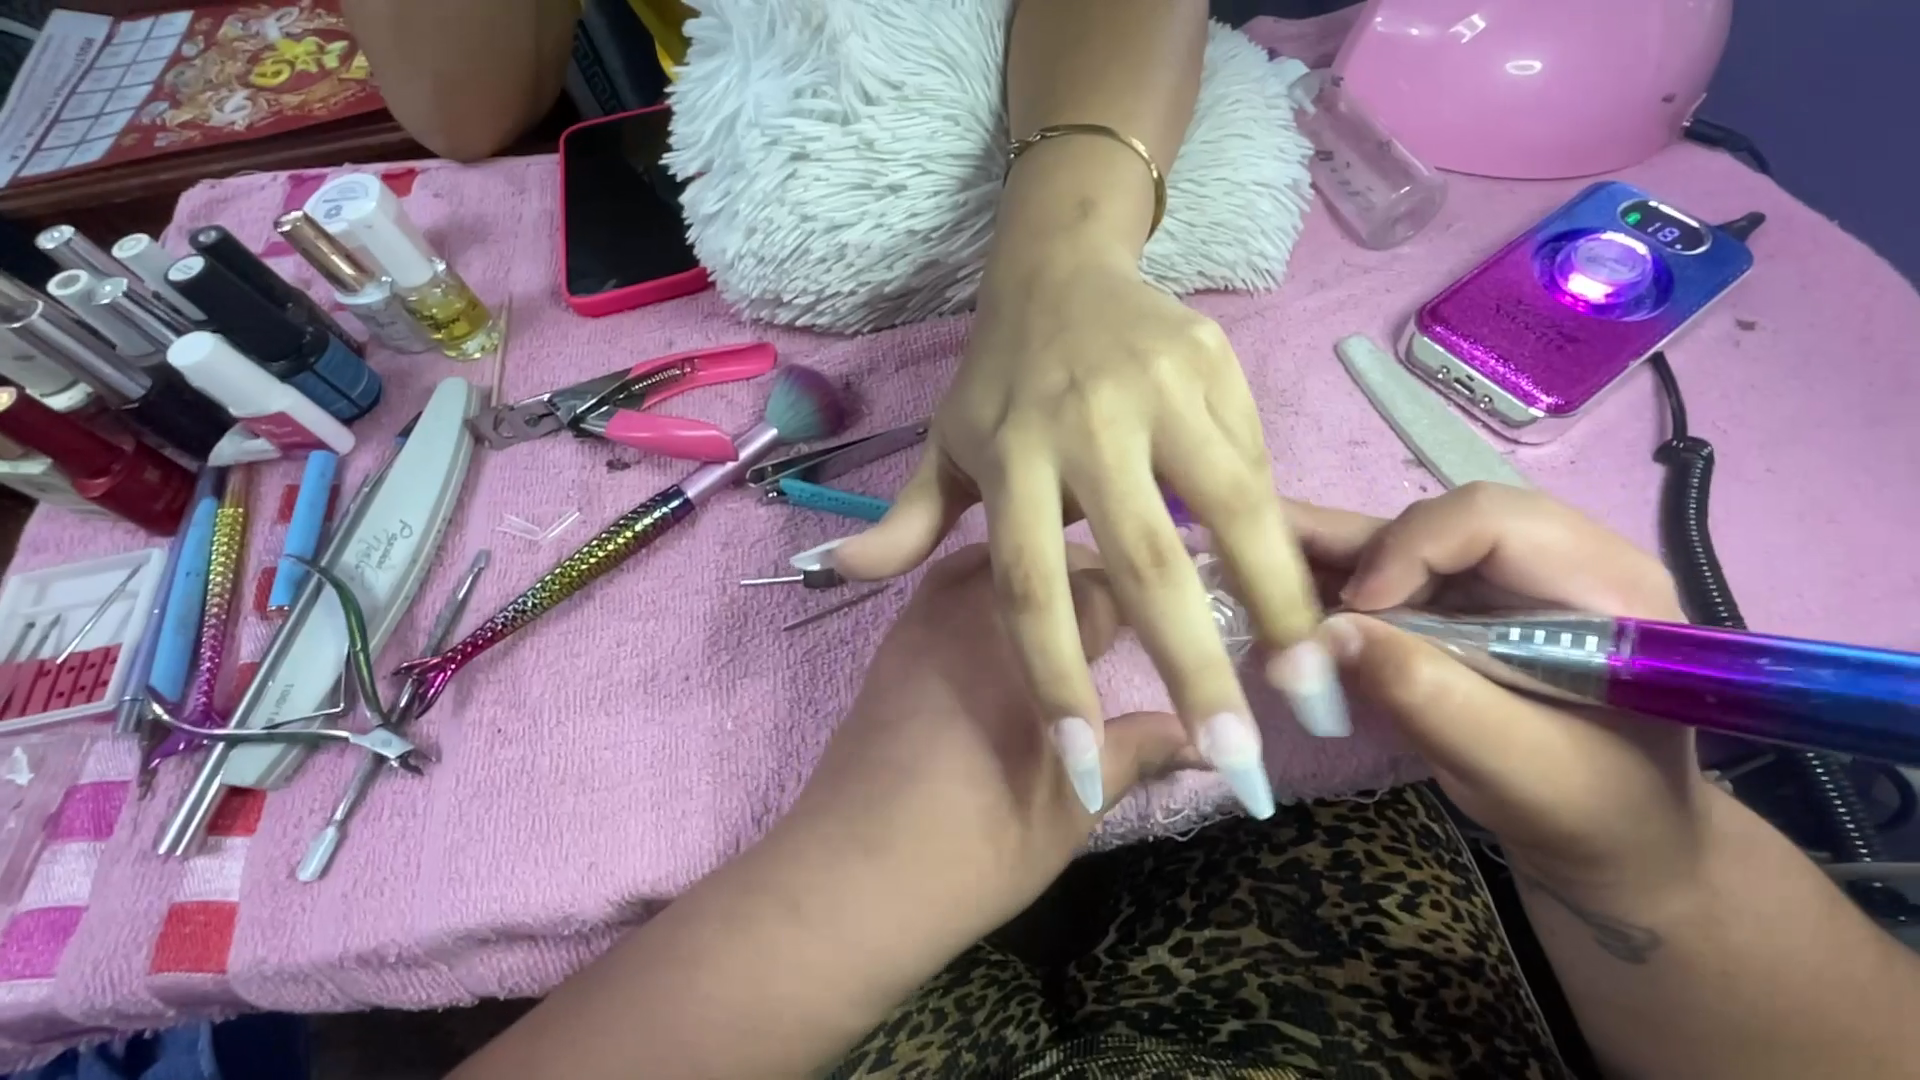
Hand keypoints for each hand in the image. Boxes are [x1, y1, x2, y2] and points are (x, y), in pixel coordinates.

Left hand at [772, 544, 1192, 940]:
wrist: (853, 877)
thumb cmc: (978, 843)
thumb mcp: (1074, 801)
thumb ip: (1141, 751)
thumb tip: (1207, 741)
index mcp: (1026, 632)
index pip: (1107, 586)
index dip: (1151, 601)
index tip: (1180, 617)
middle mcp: (971, 602)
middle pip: (1050, 555)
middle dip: (1099, 580)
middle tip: (1132, 620)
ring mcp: (924, 617)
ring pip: (997, 560)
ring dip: (1040, 575)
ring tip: (1074, 615)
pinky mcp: (895, 642)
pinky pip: (951, 587)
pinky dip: (989, 590)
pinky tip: (1008, 630)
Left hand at [829, 250, 1339, 821]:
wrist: (1059, 267)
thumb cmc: (999, 378)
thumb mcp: (944, 446)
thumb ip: (904, 519)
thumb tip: (836, 574)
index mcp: (1009, 458)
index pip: (1027, 585)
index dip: (1054, 678)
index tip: (1086, 764)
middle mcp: (1083, 427)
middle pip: (1142, 560)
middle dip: (1194, 665)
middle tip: (1243, 760)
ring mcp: (1158, 390)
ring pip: (1229, 507)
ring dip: (1274, 602)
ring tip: (1315, 688)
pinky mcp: (1213, 363)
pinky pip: (1254, 459)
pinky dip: (1276, 530)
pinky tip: (1300, 594)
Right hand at [1289, 484, 1713, 892]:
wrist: (1609, 840)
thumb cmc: (1586, 807)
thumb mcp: (1515, 765)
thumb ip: (1427, 695)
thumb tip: (1320, 634)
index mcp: (1600, 581)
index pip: (1488, 519)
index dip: (1410, 549)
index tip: (1355, 610)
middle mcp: (1541, 559)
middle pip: (1426, 520)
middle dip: (1341, 543)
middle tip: (1256, 554)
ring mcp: (1489, 579)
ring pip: (1390, 541)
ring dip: (1317, 556)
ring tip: (1237, 556)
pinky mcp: (1449, 602)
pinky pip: (1376, 575)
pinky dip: (1320, 583)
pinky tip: (1265, 583)